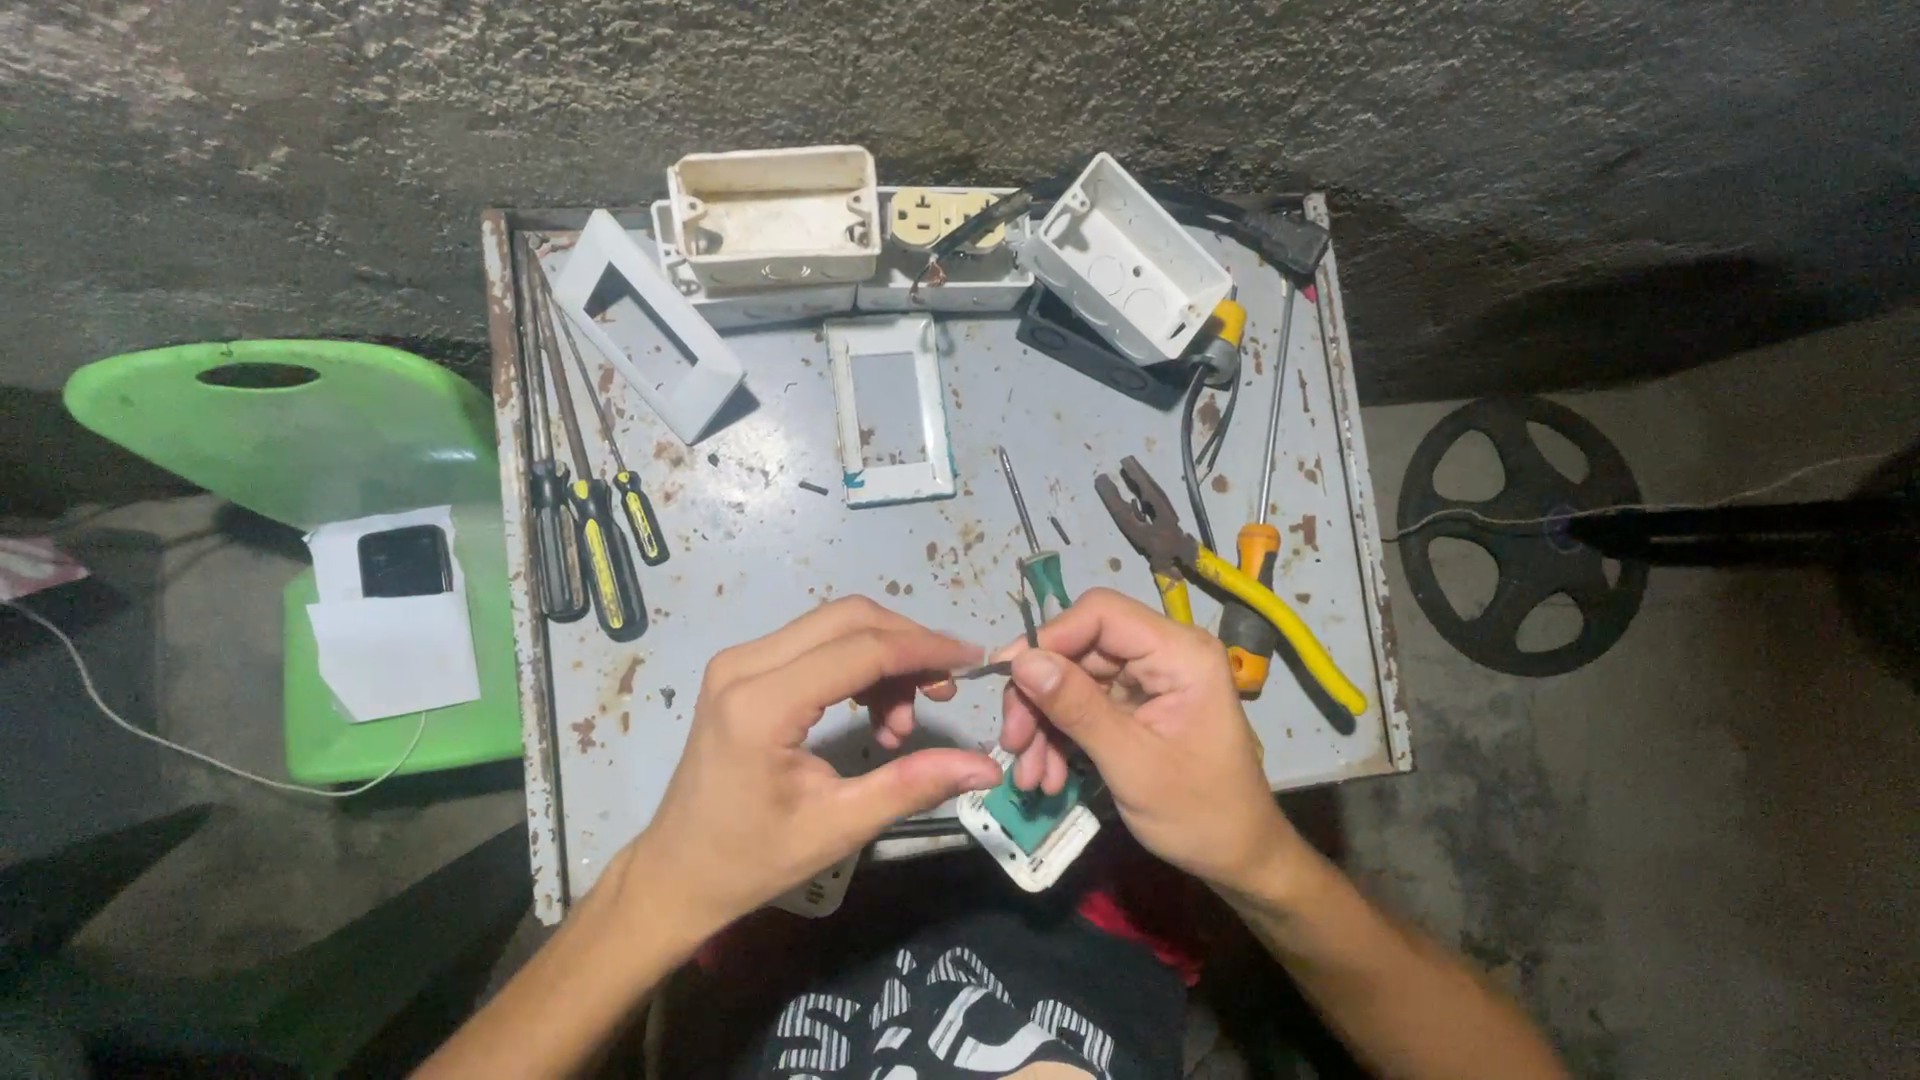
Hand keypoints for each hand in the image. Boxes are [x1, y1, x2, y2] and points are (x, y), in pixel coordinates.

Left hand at [623, 597, 1001, 930]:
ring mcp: (740, 661)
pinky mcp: (744, 668)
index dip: (924, 649)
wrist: (677, 872)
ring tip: (902, 725)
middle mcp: (745, 664)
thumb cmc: (752, 858)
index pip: (861, 650)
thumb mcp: (838, 827)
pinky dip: (858, 666)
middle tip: (943, 690)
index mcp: (762, 704)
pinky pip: (816, 643)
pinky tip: (875, 715)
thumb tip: (987, 766)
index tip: (973, 661)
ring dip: (884, 659)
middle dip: (908, 645)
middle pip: (849, 619)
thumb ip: (912, 785)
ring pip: (835, 625)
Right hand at [997, 588, 1303, 893]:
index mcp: (1179, 653)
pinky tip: (1048, 776)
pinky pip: (1081, 704)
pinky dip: (1059, 737)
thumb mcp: (1132, 763)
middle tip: (1013, 741)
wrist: (1237, 857)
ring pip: (1071, 679)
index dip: (1050, 638)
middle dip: (1039, 695)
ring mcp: (1146, 679)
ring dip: (1043, 724)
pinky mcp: (1134, 704)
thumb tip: (1022, 661)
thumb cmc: (1200, 812)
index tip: (1009, 676)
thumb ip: (1076, 707)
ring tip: (1029, 775)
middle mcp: (1162, 654)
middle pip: (1078, 648)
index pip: (1101, 614)